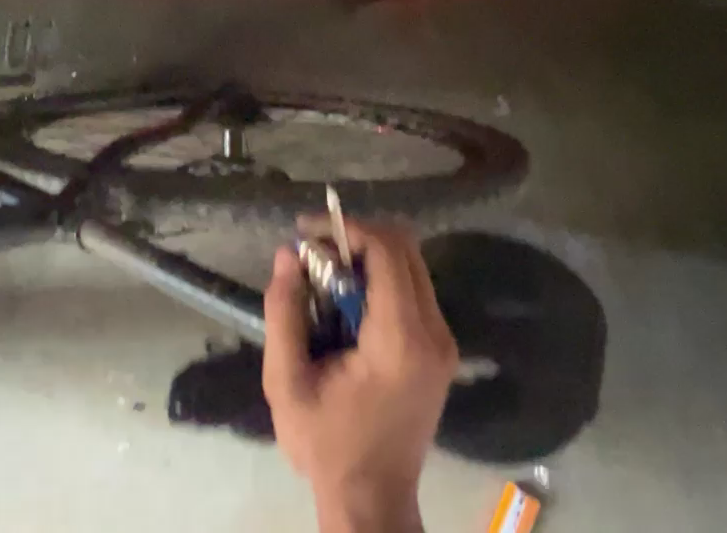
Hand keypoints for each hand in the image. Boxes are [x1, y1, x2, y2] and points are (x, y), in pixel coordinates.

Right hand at [263, 218, 457, 532]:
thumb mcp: (285, 380)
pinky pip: (412, 289)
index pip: (387, 252)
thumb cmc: (324, 443)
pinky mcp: (439, 350)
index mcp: (399, 341)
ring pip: (410, 265)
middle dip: (354, 238)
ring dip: (364, 257)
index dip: (344, 229)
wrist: (372, 497)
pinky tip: (342, 303)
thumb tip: (286, 256)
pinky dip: (376, 278)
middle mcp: (433, 334)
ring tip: (321, 278)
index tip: (304, 233)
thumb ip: (283, 312)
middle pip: (405, 248)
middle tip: (310, 253)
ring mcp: (442, 343)